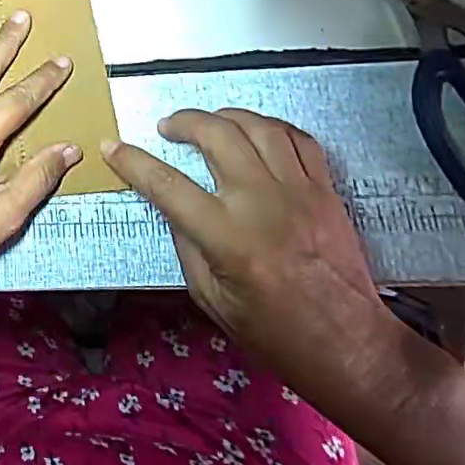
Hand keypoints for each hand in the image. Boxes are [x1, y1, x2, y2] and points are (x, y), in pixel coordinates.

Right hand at [101, 109, 408, 399]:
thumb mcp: (208, 295)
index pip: (165, 183)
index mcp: (227, 236)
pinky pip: (298, 140)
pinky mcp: (326, 192)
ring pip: (258, 127)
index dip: (132, 161)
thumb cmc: (274, 332)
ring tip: (208, 122)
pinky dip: (270, 127)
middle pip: (216, 135)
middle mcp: (262, 203)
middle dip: (182, 122)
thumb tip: (171, 205)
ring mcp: (299, 192)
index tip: (112, 147)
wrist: (352, 347)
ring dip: (225, 116)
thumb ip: (186, 242)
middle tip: (167, 128)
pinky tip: (254, 133)